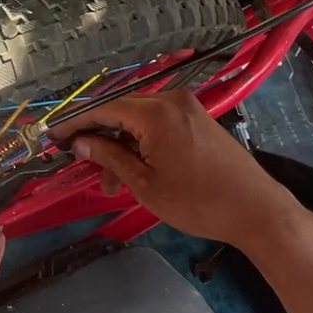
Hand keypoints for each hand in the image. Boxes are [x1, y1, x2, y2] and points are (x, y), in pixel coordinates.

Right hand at [49, 91, 307, 246]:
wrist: (259, 212)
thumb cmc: (199, 202)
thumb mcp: (146, 184)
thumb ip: (110, 158)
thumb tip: (80, 143)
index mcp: (155, 113)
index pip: (103, 110)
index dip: (75, 123)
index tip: (53, 136)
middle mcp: (170, 100)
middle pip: (120, 111)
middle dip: (100, 137)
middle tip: (84, 165)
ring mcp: (187, 107)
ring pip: (139, 118)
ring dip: (121, 143)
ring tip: (114, 180)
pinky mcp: (197, 118)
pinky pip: (158, 122)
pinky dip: (142, 141)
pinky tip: (136, 166)